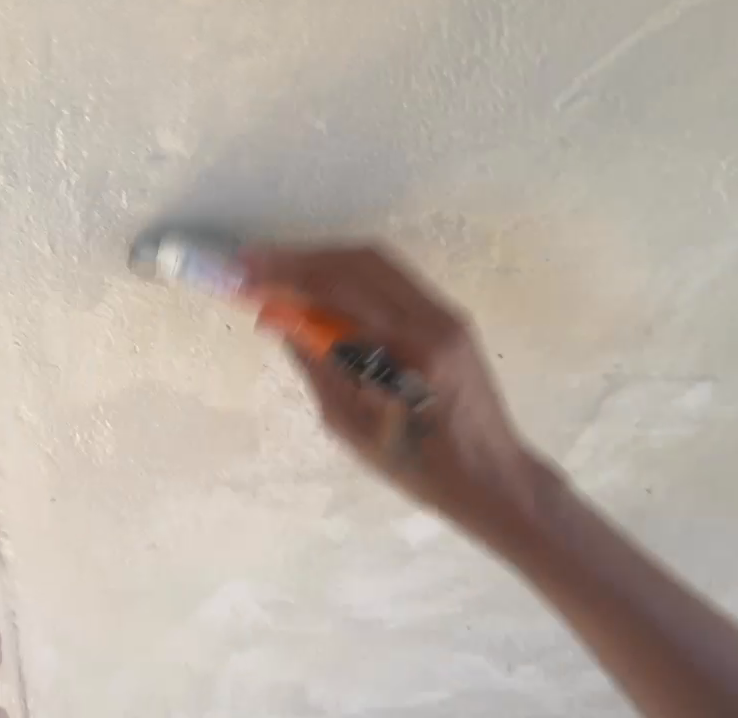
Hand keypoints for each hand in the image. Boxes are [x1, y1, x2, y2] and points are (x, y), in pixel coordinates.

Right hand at [241, 244, 553, 540]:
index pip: (338, 293)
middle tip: (250, 264)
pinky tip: (314, 282)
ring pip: (371, 261)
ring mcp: (444, 312)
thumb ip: (315, 362)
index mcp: (412, 351)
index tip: (242, 277)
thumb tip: (276, 318)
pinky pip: (386, 277)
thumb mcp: (350, 425)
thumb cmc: (420, 468)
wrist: (494, 479)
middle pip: (354, 262)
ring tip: (275, 268)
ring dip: (318, 259)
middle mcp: (433, 319)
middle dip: (296, 258)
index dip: (284, 278)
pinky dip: (342, 273)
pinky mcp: (445, 314)